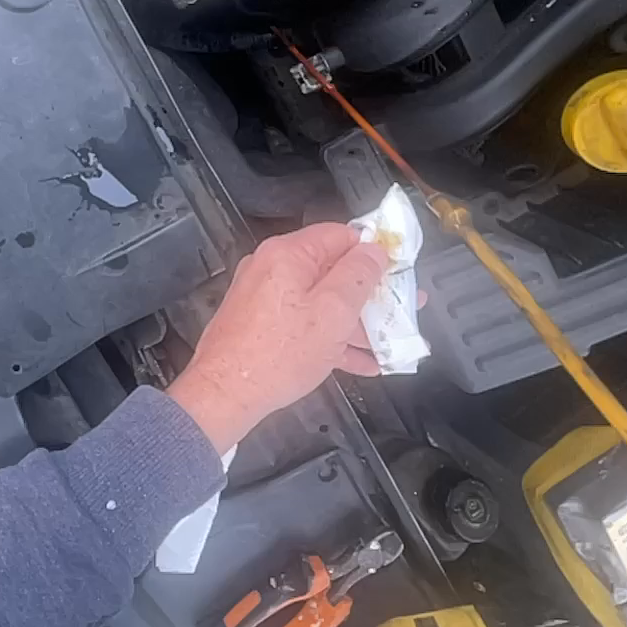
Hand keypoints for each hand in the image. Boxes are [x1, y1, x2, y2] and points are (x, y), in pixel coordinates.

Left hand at [167, 222, 388, 451]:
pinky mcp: (261, 322)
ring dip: (356, 320)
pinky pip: (304, 321)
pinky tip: (360, 360)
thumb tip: (373, 250)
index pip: (338, 235)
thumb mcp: (333, 313)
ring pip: (320, 299)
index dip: (372, 249)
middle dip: (370, 292)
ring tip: (389, 340)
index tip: (399, 267)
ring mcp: (264, 296)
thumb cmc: (275, 355)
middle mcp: (270, 268)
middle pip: (331, 269)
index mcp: (286, 255)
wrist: (225, 391)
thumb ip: (358, 276)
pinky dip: (331, 336)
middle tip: (401, 307)